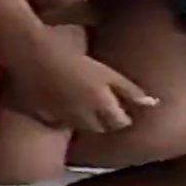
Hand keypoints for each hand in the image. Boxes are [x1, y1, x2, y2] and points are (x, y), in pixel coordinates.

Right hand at [2, 35, 157, 133]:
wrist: (32, 57)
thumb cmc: (74, 62)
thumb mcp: (107, 74)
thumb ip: (130, 91)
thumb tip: (152, 104)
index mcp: (102, 105)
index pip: (120, 123)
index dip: (121, 117)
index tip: (119, 111)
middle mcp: (80, 115)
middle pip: (96, 129)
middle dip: (100, 122)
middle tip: (98, 110)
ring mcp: (56, 115)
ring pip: (73, 127)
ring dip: (78, 121)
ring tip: (77, 109)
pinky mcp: (36, 113)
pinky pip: (50, 122)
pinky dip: (55, 118)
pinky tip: (54, 107)